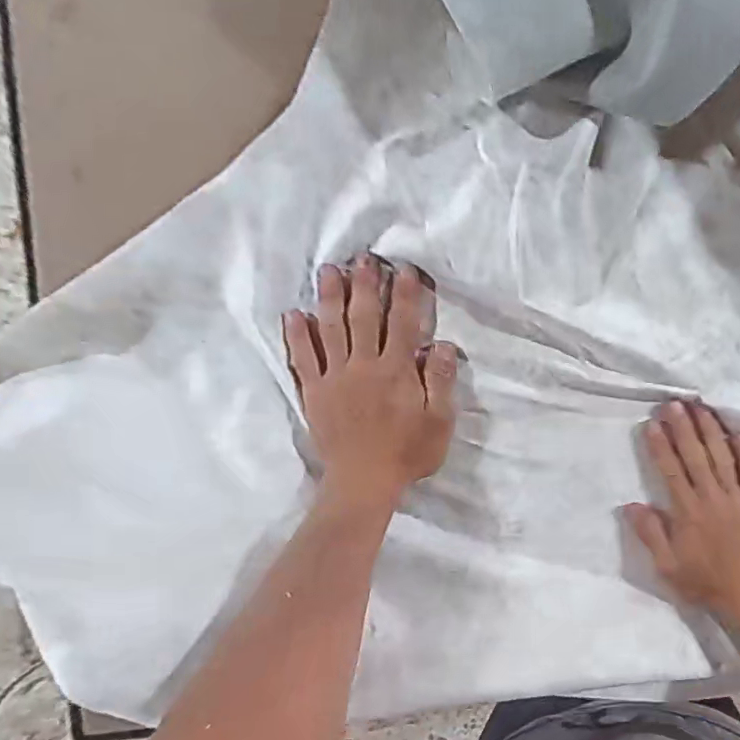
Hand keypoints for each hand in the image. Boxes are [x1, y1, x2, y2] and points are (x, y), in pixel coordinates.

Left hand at [283, 254, 460, 506]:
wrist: (363, 480)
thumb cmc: (408, 453)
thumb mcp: (439, 422)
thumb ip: (442, 382)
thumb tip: (445, 346)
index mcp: (397, 371)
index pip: (403, 324)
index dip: (406, 295)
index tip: (405, 270)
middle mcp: (364, 366)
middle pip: (364, 317)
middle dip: (366, 285)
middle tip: (364, 258)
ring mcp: (335, 377)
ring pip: (330, 329)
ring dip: (330, 297)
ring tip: (329, 271)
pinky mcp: (314, 392)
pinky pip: (302, 358)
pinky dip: (297, 334)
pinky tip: (294, 313)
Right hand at [623, 401, 739, 631]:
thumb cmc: (704, 581)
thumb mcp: (667, 566)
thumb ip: (650, 534)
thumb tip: (630, 505)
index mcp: (688, 512)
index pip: (671, 471)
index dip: (660, 446)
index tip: (652, 424)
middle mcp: (711, 498)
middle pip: (695, 456)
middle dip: (683, 428)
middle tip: (674, 403)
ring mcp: (736, 498)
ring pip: (721, 457)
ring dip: (710, 430)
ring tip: (701, 408)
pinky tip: (737, 434)